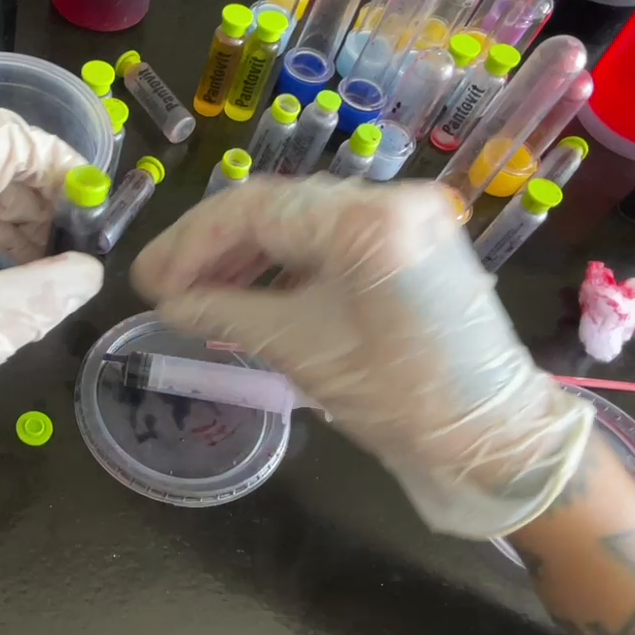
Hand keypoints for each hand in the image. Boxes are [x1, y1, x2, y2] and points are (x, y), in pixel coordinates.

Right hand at [130, 178, 593, 538]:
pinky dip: (276, 263)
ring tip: (192, 292)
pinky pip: (323, 240)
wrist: (486, 435)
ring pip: (295, 220)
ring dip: (238, 254)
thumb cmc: (397, 397)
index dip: (188, 245)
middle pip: (272, 207)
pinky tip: (241, 289)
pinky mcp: (403, 242)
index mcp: (367, 223)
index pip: (253, 210)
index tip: (148, 283)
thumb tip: (169, 302)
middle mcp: (388, 199)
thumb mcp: (298, 349)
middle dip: (207, 246)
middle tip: (159, 285)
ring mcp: (401, 217)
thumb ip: (224, 312)